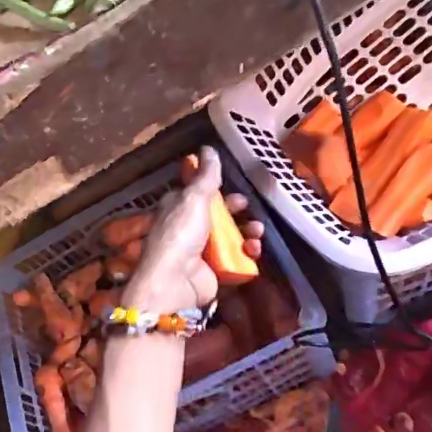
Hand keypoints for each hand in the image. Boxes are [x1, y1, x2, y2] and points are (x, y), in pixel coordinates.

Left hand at [124, 147, 265, 311]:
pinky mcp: (215, 271)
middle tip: (246, 207)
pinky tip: (253, 250)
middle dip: (236, 209)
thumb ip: (205, 176)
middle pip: (218, 214)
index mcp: (177, 208)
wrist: (174, 282)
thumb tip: (208, 148)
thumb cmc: (180, 235)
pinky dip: (247, 253)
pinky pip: (236, 258)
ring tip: (256, 231)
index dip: (215, 188)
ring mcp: (202, 251)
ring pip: (231, 236)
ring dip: (247, 231)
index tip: (230, 184)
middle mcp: (189, 228)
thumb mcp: (193, 199)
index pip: (198, 194)